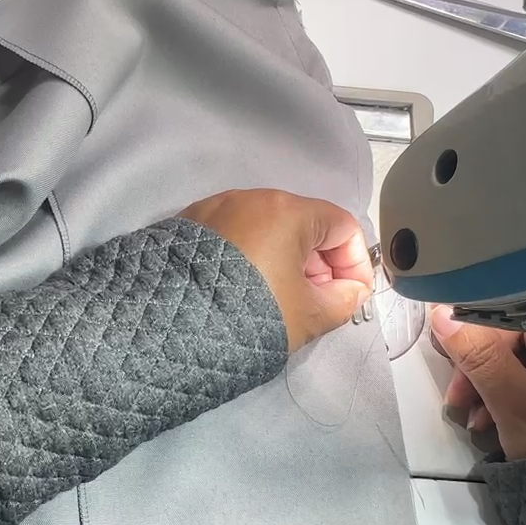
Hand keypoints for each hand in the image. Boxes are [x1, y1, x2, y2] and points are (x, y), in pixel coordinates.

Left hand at [179, 189, 370, 351]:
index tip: (349, 293)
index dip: (353, 262)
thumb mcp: (310, 315)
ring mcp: (213, 208)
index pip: (341, 226)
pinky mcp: (187, 225)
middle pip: (301, 224)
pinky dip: (245, 257)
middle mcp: (249, 199)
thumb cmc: (248, 314)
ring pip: (264, 230)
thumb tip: (349, 289)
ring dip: (280, 260)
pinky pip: (230, 236)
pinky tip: (238, 289)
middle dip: (316, 263)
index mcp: (286, 211)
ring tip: (273, 298)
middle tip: (312, 300)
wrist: (171, 325)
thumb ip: (344, 299)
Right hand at [429, 306, 525, 459]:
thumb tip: (443, 315)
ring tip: (469, 414)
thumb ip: (481, 358)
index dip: (489, 330)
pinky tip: (487, 419)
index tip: (454, 346)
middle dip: (484, 367)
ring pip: (525, 363)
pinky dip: (505, 396)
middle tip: (456, 393)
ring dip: (488, 385)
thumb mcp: (520, 406)